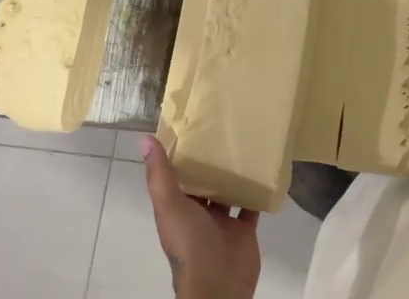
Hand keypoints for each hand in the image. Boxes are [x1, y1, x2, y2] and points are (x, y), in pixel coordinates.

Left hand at [141, 136, 261, 298]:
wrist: (218, 283)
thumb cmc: (190, 242)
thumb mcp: (170, 206)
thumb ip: (159, 175)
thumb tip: (145, 139)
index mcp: (176, 209)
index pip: (177, 177)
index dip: (182, 154)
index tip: (194, 126)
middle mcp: (197, 215)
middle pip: (204, 183)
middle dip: (211, 162)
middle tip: (225, 129)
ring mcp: (222, 223)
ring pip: (227, 192)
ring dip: (234, 173)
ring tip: (246, 143)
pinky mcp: (244, 229)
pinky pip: (251, 205)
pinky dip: (256, 191)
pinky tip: (264, 169)